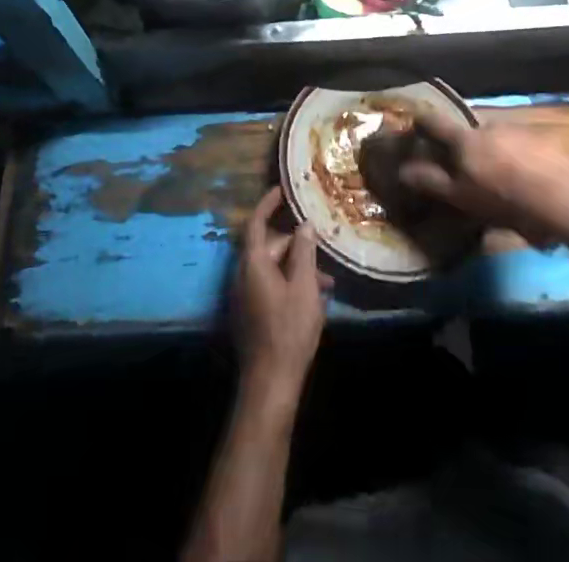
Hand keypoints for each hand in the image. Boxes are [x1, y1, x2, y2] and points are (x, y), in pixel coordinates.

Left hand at [234, 188, 330, 394]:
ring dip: (296, 267)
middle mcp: (242, 273)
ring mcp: (243, 293)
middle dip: (294, 244)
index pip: (256, 223)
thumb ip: (304, 253)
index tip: (282, 189)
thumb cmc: (290, 330)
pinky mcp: (249, 310)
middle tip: (322, 247)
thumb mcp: (305, 287)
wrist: (270, 380)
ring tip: (327, 281)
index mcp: (252, 263)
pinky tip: (313, 297)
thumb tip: (304, 225)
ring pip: (271, 267)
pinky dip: (289, 282)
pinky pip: (268, 283)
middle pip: (267, 246)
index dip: (267, 203)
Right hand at [398, 109, 568, 244]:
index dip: (420, 122)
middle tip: (464, 170)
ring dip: (492, 154)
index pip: (434, 121)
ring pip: (496, 140)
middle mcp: (490, 126)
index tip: (413, 126)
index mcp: (464, 138)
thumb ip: (430, 180)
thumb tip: (402, 170)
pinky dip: (517, 160)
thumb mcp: (460, 196)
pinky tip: (525, 183)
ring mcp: (521, 131)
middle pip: (468, 133)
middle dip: (463, 147)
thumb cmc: (505, 199)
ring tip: (499, 181)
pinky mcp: (546, 142)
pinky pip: (521, 147)